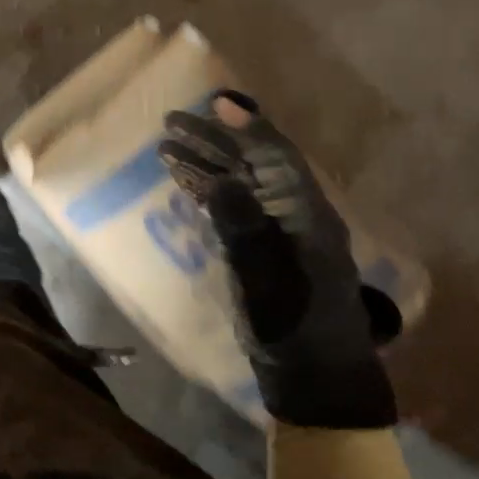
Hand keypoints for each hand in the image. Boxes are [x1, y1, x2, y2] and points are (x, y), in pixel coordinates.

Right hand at [159, 91, 398, 429]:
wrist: (313, 374)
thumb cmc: (294, 325)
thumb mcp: (267, 278)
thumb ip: (244, 228)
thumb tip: (221, 181)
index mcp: (308, 215)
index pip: (277, 159)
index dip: (249, 129)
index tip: (217, 104)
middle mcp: (295, 214)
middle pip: (253, 164)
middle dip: (214, 140)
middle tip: (170, 120)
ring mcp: (279, 231)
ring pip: (239, 182)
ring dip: (204, 162)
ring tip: (165, 146)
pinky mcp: (261, 247)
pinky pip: (232, 205)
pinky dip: (205, 188)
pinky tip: (181, 180)